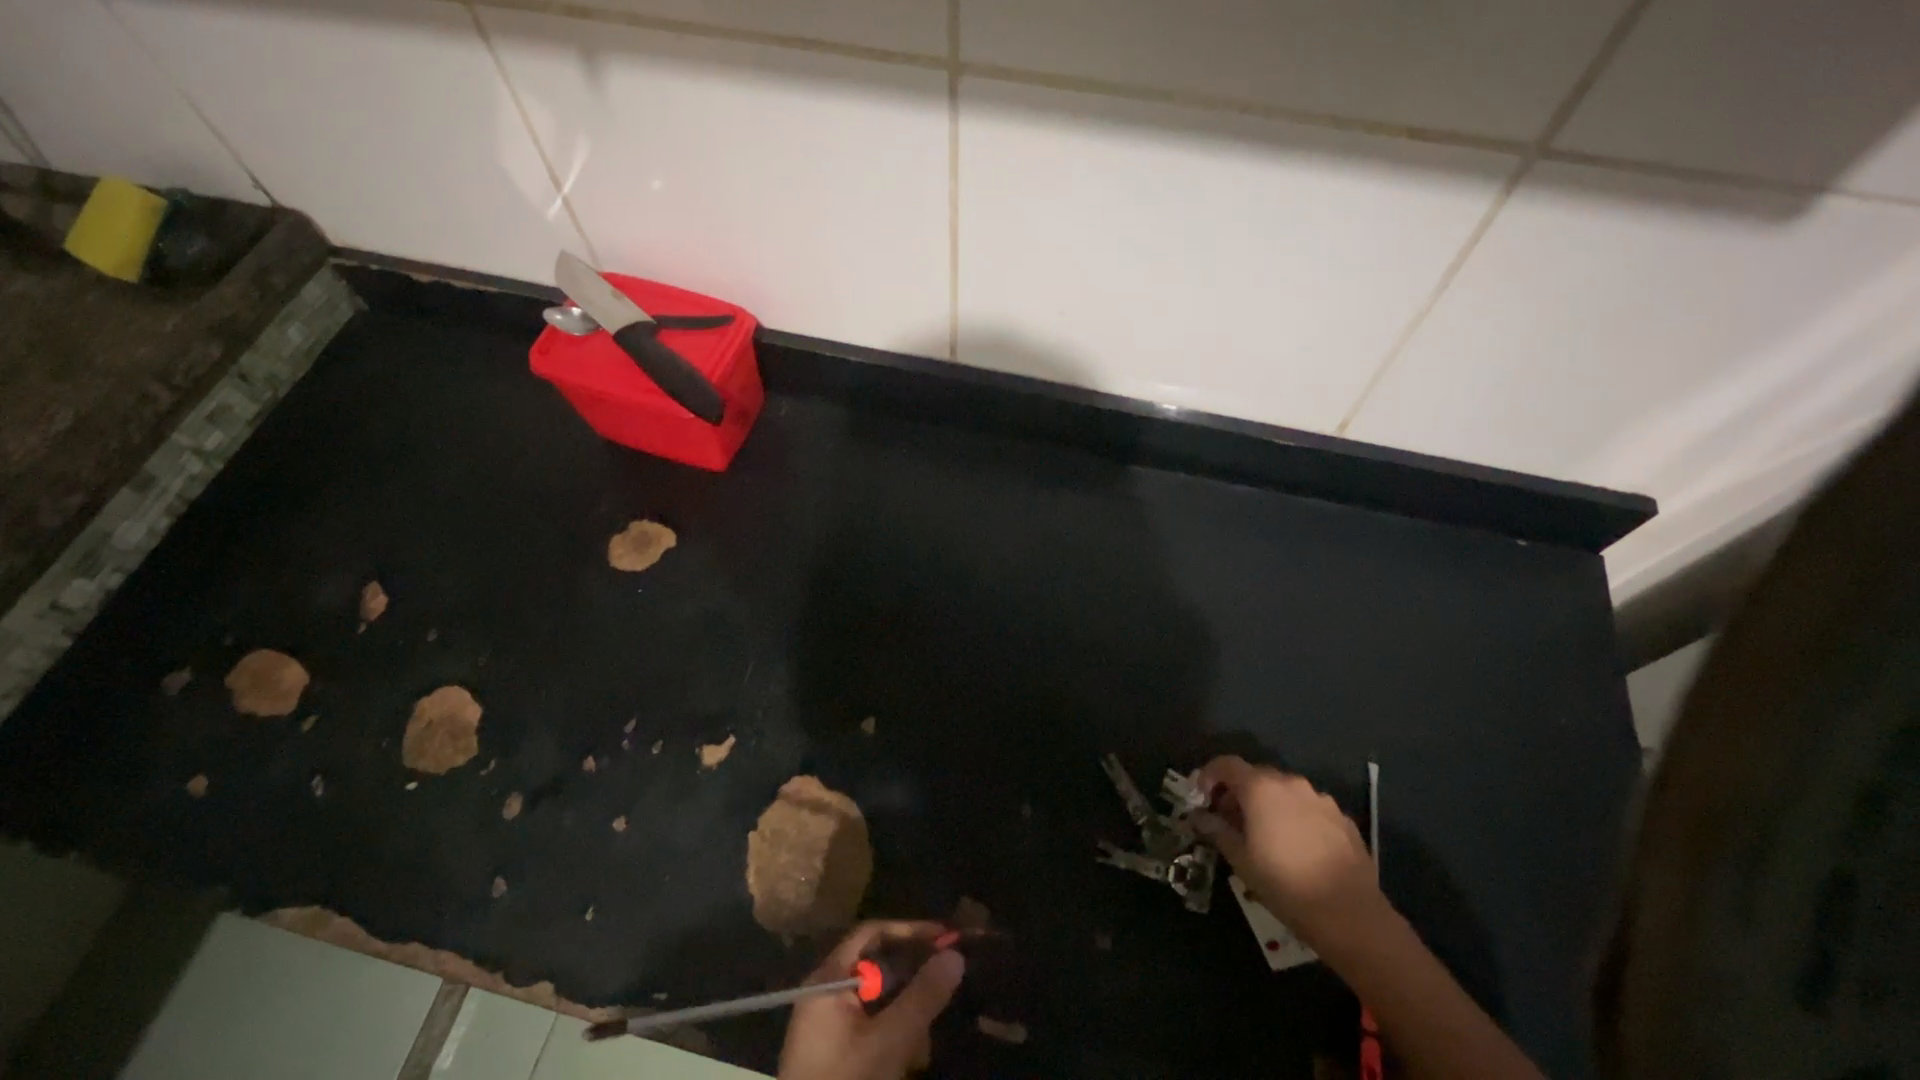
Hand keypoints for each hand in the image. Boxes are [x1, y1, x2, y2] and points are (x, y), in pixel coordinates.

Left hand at [778, 921, 965, 1079]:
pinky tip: (909, 1062)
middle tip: (945, 992)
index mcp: (829, 978)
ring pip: (879, 1000)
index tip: (946, 939)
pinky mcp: (834, 1049)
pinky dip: (893, 1036)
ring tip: (920, 1050)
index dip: (910, 931)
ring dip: (906, 1017)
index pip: (872, 933)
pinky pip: (871, 1026)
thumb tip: (955, 955)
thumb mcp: (890, 1040)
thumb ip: (922, 996)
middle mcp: (825, 991)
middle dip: (913, 983)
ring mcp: (828, 1022)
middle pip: (878, 966)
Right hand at [1192, 755, 1383, 948]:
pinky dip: (1294, 817)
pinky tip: (1296, 847)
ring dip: (1267, 804)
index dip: (1209, 776)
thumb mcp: (1240, 860)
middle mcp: (1292, 784)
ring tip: (1263, 836)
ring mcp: (1321, 799)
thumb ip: (1217, 830)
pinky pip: (1308, 807)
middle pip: (1256, 776)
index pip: (1226, 764)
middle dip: (1238, 793)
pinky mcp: (1342, 818)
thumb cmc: (1283, 883)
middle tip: (1229, 821)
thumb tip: (1200, 816)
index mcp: (1261, 789)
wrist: (1347, 912)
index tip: (1202, 798)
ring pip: (1284, 791)